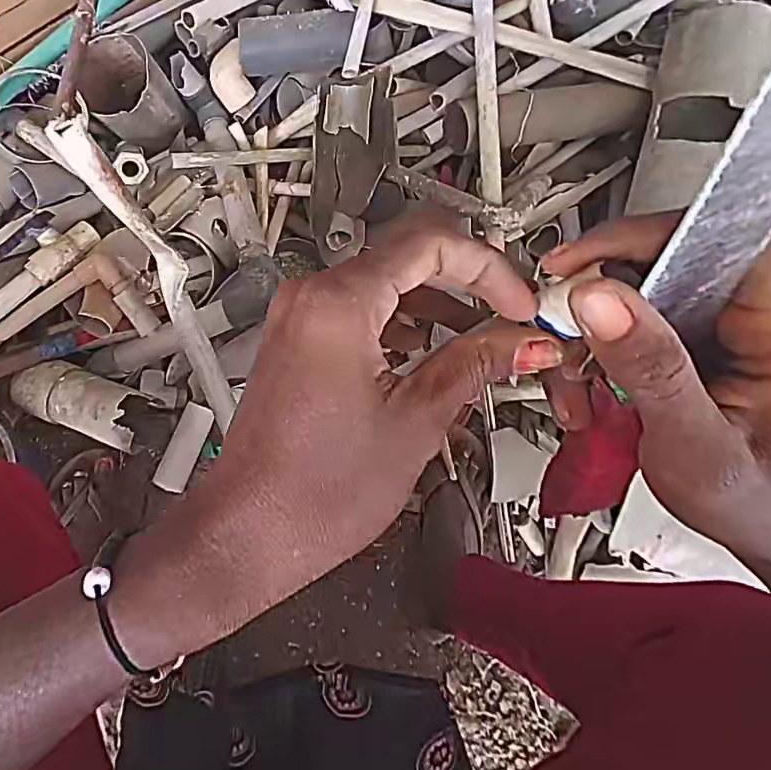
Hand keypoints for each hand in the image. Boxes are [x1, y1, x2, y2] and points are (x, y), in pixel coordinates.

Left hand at [111, 214, 561, 660]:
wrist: (252, 526)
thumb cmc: (309, 491)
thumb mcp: (414, 422)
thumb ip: (474, 365)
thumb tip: (518, 340)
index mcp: (337, 304)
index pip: (430, 242)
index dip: (489, 267)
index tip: (518, 301)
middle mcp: (310, 298)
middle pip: (406, 254)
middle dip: (467, 281)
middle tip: (509, 316)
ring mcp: (298, 316)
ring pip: (383, 281)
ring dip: (437, 304)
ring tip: (480, 343)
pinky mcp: (297, 340)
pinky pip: (358, 309)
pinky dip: (402, 323)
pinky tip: (433, 356)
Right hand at [542, 213, 770, 572]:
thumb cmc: (754, 507)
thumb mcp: (693, 448)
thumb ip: (650, 370)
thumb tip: (600, 298)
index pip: (726, 245)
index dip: (646, 241)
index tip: (581, 261)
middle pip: (684, 259)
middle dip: (611, 291)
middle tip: (570, 326)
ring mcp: (760, 323)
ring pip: (660, 280)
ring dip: (605, 318)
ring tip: (585, 367)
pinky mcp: (728, 331)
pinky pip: (657, 303)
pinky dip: (614, 332)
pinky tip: (603, 369)